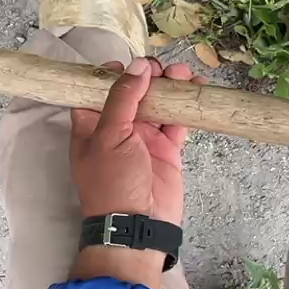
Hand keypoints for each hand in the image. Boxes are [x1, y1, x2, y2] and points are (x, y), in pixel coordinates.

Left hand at [68, 58, 200, 287]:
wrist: (137, 226)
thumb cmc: (112, 181)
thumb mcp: (109, 135)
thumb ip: (123, 98)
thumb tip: (138, 66)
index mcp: (92, 125)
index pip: (97, 90)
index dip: (112, 73)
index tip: (129, 62)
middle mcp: (117, 129)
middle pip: (133, 93)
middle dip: (148, 76)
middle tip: (162, 68)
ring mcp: (143, 139)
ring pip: (158, 104)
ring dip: (170, 87)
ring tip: (183, 74)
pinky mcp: (167, 150)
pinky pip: (177, 122)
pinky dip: (187, 107)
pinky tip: (196, 90)